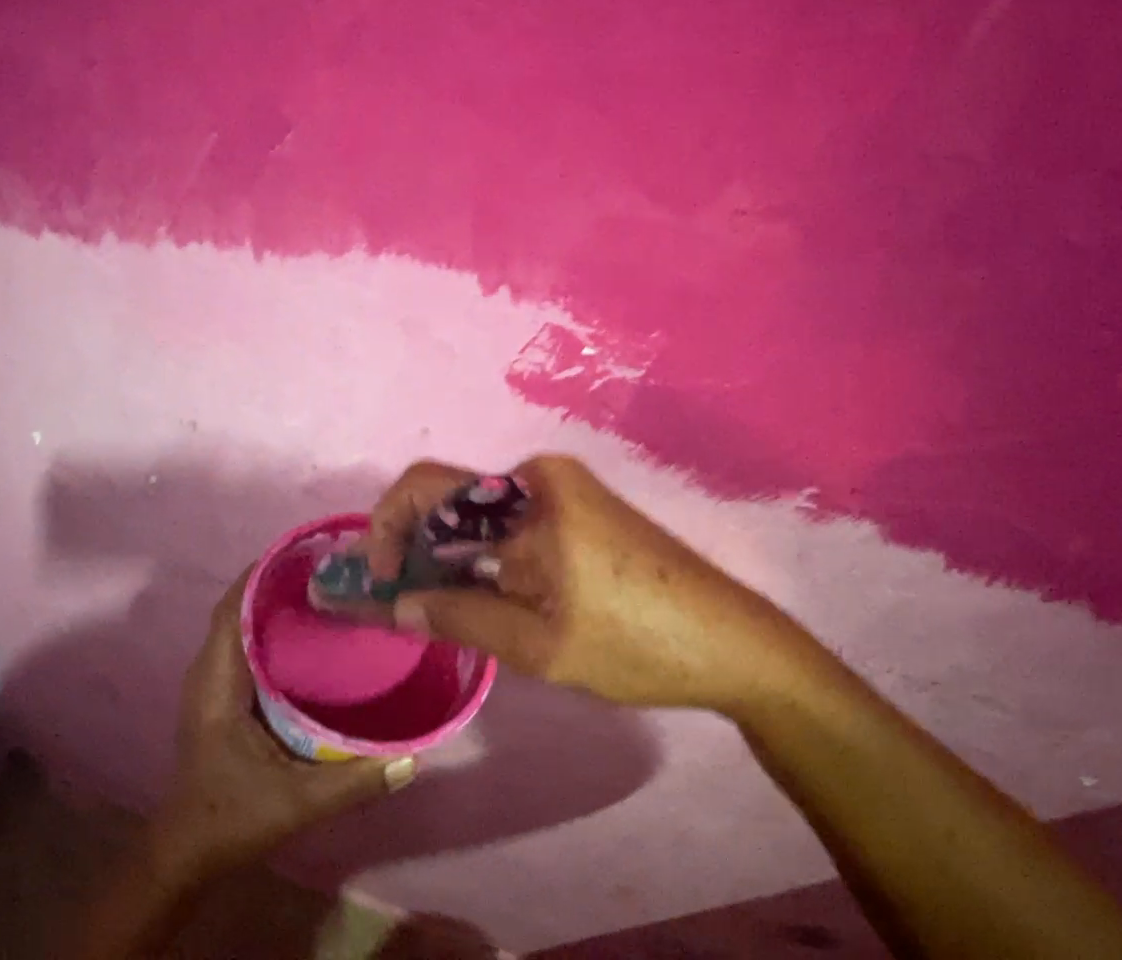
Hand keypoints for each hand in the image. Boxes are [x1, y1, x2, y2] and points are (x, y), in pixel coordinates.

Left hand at [150, 569, 414, 881]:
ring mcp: (211, 683)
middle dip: (279, 581)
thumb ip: (355, 781)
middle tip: (332, 570)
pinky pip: (245, 645)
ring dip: (275, 603)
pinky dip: (272, 628)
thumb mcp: (297, 802)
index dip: (264, 573)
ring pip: (241, 625)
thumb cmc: (232, 818)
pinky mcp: (220, 696)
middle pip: (239, 607)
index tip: (310, 553)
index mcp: (217, 683)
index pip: (234, 608)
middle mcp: (208, 672)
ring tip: (327, 591)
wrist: (187, 852)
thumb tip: (415, 756)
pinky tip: (312, 636)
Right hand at [367, 455, 808, 709]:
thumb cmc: (637, 643)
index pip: (426, 488)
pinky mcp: (586, 510)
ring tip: (459, 618)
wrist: (737, 646)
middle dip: (422, 552)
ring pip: (484, 519)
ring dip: (458, 561)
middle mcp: (544, 475)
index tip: (384, 583)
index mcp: (530, 492)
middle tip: (414, 610)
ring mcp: (569, 490)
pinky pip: (515, 525)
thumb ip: (460, 617)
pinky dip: (491, 559)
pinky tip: (500, 603)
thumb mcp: (538, 644)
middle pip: (453, 503)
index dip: (388, 530)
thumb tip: (398, 604)